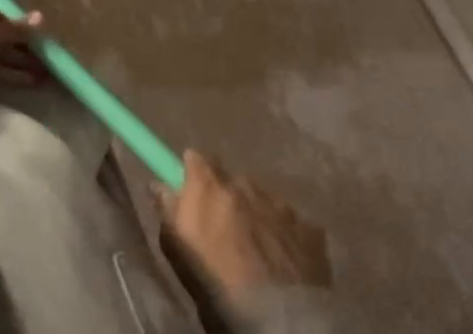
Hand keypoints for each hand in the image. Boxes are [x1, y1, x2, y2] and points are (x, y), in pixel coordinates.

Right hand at [162, 150, 331, 302]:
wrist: (274, 314)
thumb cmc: (213, 279)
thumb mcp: (175, 245)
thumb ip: (167, 209)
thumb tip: (160, 186)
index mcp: (208, 186)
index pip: (196, 157)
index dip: (193, 172)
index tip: (190, 188)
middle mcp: (245, 186)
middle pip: (232, 180)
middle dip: (228, 196)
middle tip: (225, 225)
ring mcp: (282, 207)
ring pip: (264, 200)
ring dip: (258, 214)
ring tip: (258, 246)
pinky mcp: (312, 231)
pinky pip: (294, 223)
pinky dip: (286, 234)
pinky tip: (284, 258)